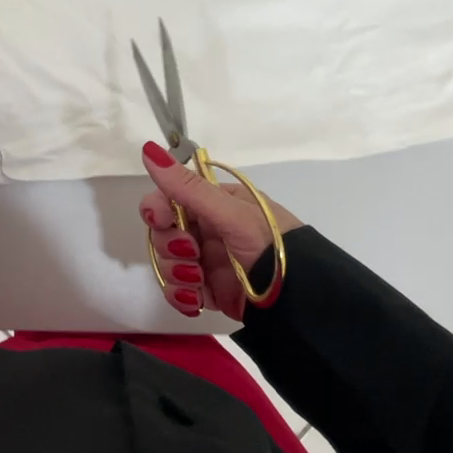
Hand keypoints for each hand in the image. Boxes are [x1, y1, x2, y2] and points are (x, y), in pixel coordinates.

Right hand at [138, 140, 303, 320]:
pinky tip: (194, 300)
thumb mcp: (232, 215)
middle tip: (190, 255)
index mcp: (217, 205)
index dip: (157, 209)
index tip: (159, 220)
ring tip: (197, 282)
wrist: (305, 305)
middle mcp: (209, 230)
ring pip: (167, 261)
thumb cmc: (273, 250)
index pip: (170, 198)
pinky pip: (179, 290)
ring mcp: (209, 262)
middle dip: (169, 245)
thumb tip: (147, 147)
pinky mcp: (211, 291)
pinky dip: (181, 296)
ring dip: (175, 272)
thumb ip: (188, 187)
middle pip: (163, 232)